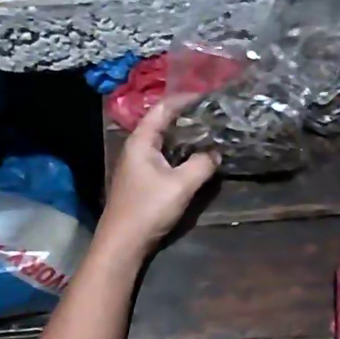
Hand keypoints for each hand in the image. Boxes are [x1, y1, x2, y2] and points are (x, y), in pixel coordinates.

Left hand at [98, 99, 218, 254]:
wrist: (123, 243)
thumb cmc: (148, 209)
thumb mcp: (181, 185)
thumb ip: (202, 164)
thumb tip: (216, 153)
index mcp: (141, 141)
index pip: (163, 108)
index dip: (186, 98)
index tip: (211, 95)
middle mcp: (137, 148)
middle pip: (163, 122)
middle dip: (189, 116)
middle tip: (216, 113)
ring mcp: (138, 164)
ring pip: (164, 141)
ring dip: (186, 136)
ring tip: (212, 132)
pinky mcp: (142, 180)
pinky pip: (164, 157)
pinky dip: (181, 152)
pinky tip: (197, 157)